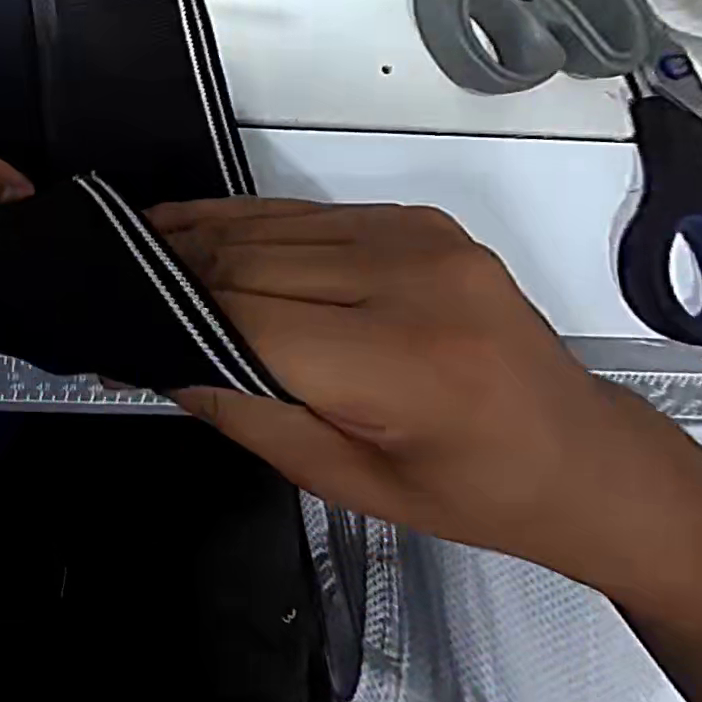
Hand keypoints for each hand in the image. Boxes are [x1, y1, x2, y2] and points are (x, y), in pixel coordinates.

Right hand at [148, 197, 701, 582]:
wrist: (584, 456)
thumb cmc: (466, 489)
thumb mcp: (341, 479)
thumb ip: (240, 410)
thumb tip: (158, 358)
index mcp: (406, 361)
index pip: (249, 320)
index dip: (177, 316)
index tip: (122, 317)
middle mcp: (413, 279)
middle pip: (250, 263)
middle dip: (176, 273)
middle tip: (117, 278)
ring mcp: (415, 236)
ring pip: (264, 228)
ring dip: (195, 238)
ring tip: (138, 245)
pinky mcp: (409, 216)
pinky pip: (296, 212)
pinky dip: (236, 220)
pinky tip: (189, 223)